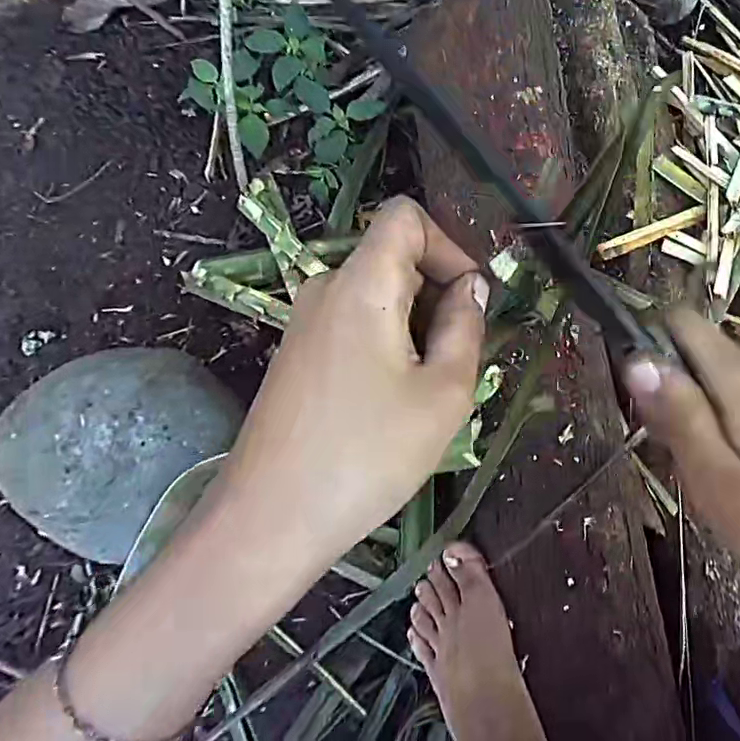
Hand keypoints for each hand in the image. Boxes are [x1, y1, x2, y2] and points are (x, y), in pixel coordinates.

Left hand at [210, 197, 488, 569]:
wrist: (267, 523)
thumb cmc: (367, 455)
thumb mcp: (444, 392)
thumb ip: (467, 325)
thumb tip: (471, 287)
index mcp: (363, 284)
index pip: (406, 217)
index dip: (449, 246)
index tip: (468, 300)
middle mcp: (327, 287)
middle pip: (397, 257)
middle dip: (439, 294)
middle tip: (457, 360)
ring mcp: (307, 320)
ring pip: (381, 293)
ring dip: (418, 324)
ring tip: (426, 388)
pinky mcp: (299, 352)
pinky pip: (357, 320)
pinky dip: (389, 341)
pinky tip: (393, 400)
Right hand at [620, 309, 739, 605]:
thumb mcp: (716, 479)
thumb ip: (677, 413)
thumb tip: (635, 358)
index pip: (678, 321)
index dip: (649, 348)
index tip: (640, 402)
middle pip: (692, 353)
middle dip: (672, 394)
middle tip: (677, 457)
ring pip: (711, 380)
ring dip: (695, 417)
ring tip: (708, 476)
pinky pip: (736, 398)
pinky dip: (721, 427)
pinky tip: (735, 478)